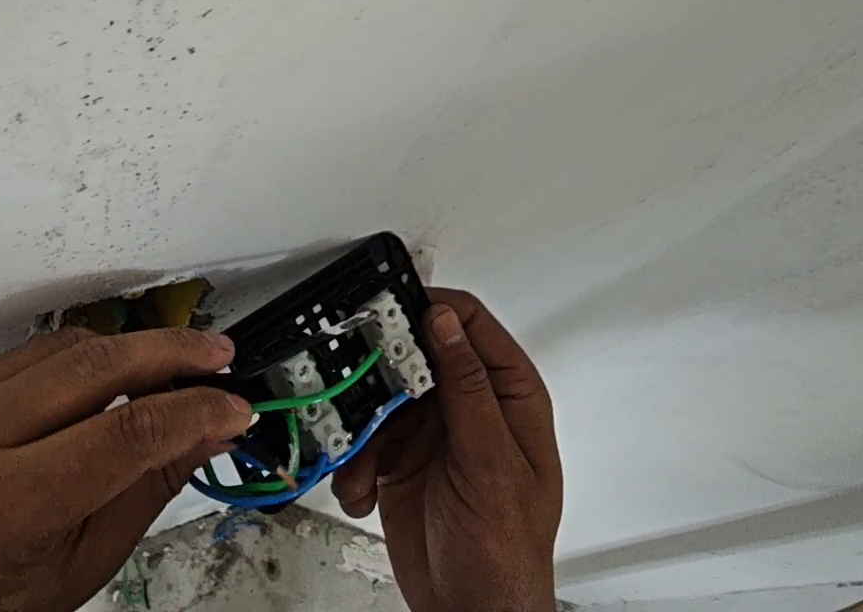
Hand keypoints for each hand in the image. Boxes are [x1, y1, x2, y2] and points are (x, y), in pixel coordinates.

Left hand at [0, 326, 254, 611]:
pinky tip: (112, 373)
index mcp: (3, 504)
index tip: (230, 404)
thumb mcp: (90, 558)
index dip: (192, 411)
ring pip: (70, 346)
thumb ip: (156, 481)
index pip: (125, 432)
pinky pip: (35, 351)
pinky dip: (84, 356)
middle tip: (216, 356)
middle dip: (170, 353)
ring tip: (175, 365)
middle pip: (96, 366)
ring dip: (131, 350)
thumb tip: (212, 426)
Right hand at [332, 288, 561, 611]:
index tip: (388, 312)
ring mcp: (430, 426)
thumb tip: (446, 323)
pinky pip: (363, 431)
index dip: (429, 308)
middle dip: (380, 371)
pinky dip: (354, 457)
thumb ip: (467, 389)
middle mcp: (466, 403)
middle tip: (358, 387)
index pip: (468, 323)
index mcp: (505, 395)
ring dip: (362, 427)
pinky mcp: (397, 452)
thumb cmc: (507, 554)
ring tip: (364, 462)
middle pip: (413, 352)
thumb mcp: (490, 465)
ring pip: (380, 391)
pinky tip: (364, 486)